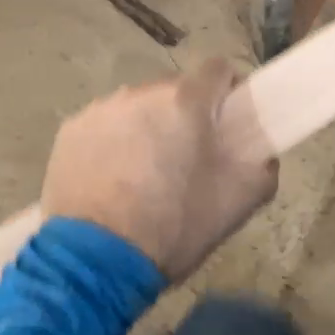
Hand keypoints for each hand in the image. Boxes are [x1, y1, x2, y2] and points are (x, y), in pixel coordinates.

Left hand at [40, 59, 277, 280]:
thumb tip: (262, 155)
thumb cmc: (172, 226)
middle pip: (176, 90)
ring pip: (139, 107)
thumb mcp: (238, 203)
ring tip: (144, 175)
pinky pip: (106, 126)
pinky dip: (114, 143)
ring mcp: (102, 110)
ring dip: (148, 128)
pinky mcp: (71, 131)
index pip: (219, 69)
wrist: (92, 265)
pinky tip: (112, 181)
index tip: (227, 123)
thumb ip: (263, 167)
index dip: (228, 92)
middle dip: (186, 115)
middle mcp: (143, 92)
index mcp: (186, 100)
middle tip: (186, 159)